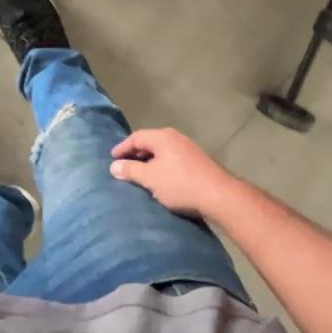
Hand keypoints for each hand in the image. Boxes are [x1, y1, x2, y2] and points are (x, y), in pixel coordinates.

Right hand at [110, 128, 246, 219]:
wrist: (218, 195)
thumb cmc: (180, 184)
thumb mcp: (150, 178)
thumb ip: (131, 170)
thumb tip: (114, 166)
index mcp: (163, 137)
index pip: (137, 137)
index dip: (122, 147)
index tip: (112, 158)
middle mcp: (176, 138)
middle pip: (150, 142)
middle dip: (136, 154)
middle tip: (124, 166)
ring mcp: (189, 149)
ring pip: (163, 152)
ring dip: (150, 161)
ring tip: (140, 174)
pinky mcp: (198, 161)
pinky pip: (173, 159)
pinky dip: (162, 166)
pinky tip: (161, 179)